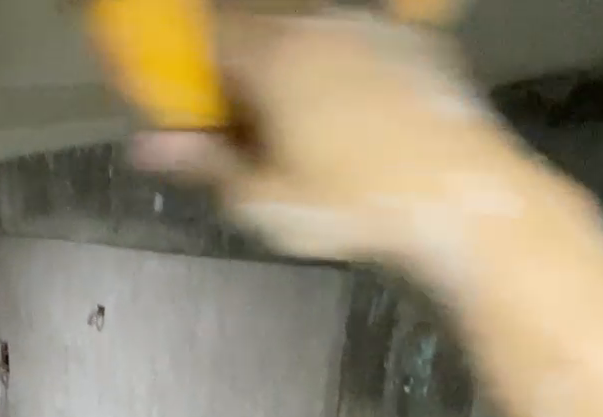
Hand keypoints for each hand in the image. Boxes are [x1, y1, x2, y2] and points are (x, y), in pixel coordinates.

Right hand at [130, 8, 547, 289]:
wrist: (458, 197)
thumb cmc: (347, 205)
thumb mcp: (259, 196)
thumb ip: (201, 161)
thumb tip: (144, 146)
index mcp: (276, 57)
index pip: (210, 34)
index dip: (185, 64)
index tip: (180, 99)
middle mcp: (321, 24)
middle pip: (255, 26)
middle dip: (232, 66)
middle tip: (230, 122)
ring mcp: (371, 27)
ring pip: (302, 30)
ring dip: (279, 66)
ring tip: (282, 124)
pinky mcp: (411, 42)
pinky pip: (346, 39)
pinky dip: (324, 66)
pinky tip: (332, 113)